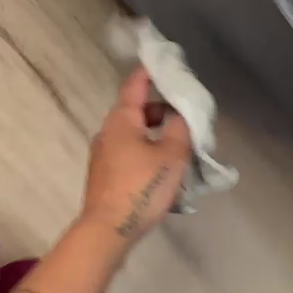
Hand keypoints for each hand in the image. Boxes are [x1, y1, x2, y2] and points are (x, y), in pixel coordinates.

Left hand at [77, 69, 192, 245]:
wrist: (108, 228)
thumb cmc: (140, 186)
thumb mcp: (170, 156)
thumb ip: (180, 130)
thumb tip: (181, 115)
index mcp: (121, 119)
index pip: (135, 85)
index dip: (150, 73)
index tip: (165, 64)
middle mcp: (108, 131)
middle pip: (137, 111)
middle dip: (162, 111)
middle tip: (188, 118)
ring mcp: (104, 153)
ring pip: (135, 134)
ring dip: (157, 135)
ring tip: (183, 148)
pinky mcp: (106, 173)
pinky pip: (130, 153)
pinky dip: (148, 153)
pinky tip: (166, 172)